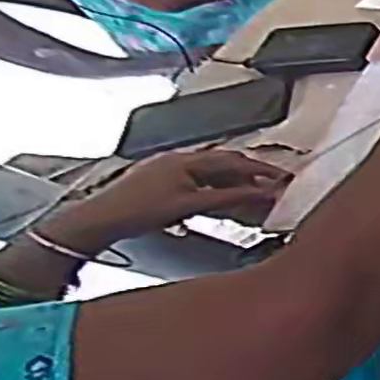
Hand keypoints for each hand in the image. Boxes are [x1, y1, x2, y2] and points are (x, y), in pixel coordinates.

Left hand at [43, 150, 290, 251]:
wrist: (97, 220)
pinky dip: (218, 184)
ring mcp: (168, 168)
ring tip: (252, 190)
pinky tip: (223, 195)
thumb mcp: (192, 205)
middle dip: (251, 171)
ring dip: (235, 178)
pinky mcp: (162, 180)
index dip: (262, 170)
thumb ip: (231, 198)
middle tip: (272, 182)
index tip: (282, 178)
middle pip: (225, 161)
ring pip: (212, 169)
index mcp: (185, 160)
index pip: (235, 161)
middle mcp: (177, 159)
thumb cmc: (136, 211)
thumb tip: (262, 193)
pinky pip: (199, 177)